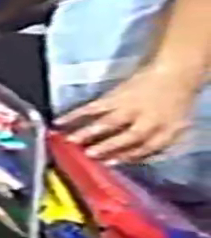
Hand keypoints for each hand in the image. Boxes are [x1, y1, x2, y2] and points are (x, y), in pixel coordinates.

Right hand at [56, 68, 196, 163]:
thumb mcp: (178, 122)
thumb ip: (160, 137)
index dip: (134, 155)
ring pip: (110, 122)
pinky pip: (92, 107)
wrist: (175, 74)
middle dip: (110, 146)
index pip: (153, 146)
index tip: (111, 163)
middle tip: (89, 155)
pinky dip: (74, 115)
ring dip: (89, 132)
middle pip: (131, 137)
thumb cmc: (174, 102)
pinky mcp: (114, 97)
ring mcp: (131, 107)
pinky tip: (59, 122)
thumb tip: (133, 154)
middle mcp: (152, 119)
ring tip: (70, 141)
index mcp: (171, 128)